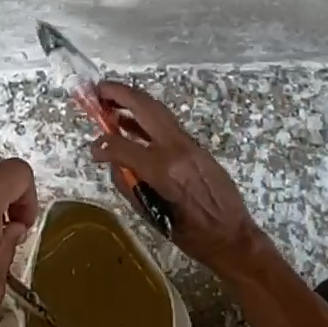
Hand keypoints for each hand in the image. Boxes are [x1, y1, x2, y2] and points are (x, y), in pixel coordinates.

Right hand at [90, 81, 266, 275]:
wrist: (234, 237)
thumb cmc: (192, 236)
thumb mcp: (153, 217)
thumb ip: (129, 185)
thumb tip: (113, 163)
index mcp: (164, 170)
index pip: (122, 147)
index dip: (102, 147)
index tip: (93, 151)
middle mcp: (176, 148)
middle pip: (144, 108)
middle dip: (118, 94)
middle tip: (97, 89)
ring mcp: (189, 143)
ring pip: (157, 109)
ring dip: (133, 99)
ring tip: (110, 98)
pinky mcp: (196, 145)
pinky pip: (166, 123)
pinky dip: (146, 115)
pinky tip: (132, 121)